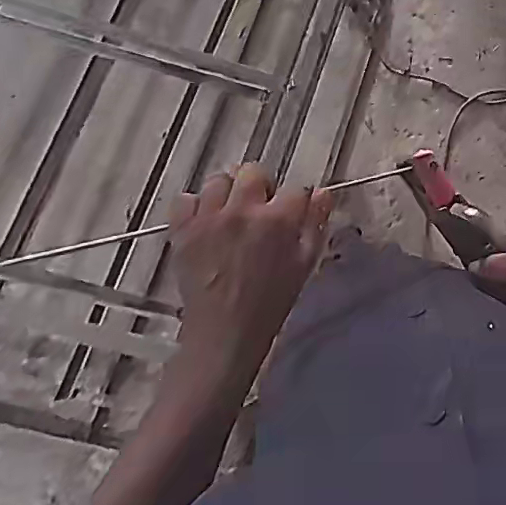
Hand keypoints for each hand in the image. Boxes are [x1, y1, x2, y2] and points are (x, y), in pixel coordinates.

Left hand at [166, 164, 331, 358]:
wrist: (224, 333)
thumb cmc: (271, 300)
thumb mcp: (305, 263)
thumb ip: (315, 223)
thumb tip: (323, 193)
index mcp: (278, 219)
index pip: (295, 188)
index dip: (295, 201)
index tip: (291, 215)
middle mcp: (242, 211)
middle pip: (252, 172)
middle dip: (260, 187)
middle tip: (259, 211)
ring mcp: (209, 219)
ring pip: (219, 181)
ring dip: (227, 194)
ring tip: (230, 216)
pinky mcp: (182, 230)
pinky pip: (185, 199)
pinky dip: (195, 208)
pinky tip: (205, 224)